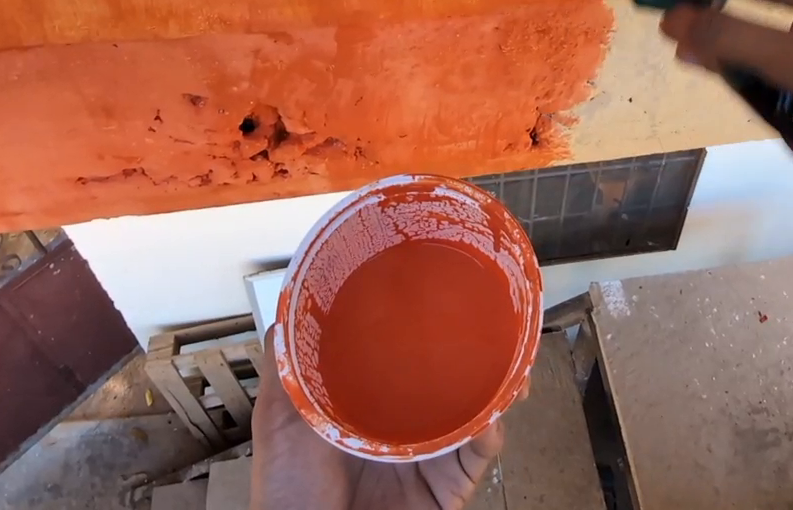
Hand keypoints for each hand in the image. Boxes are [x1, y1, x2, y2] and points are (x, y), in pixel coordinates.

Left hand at [249, 339, 503, 509]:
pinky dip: (491, 435)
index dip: (435, 334)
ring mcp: (430, 458)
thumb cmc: (289, 491)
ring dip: (500, 390)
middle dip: (482, 357)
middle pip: (455, 384)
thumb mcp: (279, 423)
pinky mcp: (446, 489)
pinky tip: (493, 417)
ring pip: (476, 415)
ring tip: (514, 370)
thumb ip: (285, 372)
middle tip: (499, 331)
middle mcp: (409, 427)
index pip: (414, 362)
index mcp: (376, 406)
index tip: (449, 302)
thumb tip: (285, 314)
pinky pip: (477, 457)